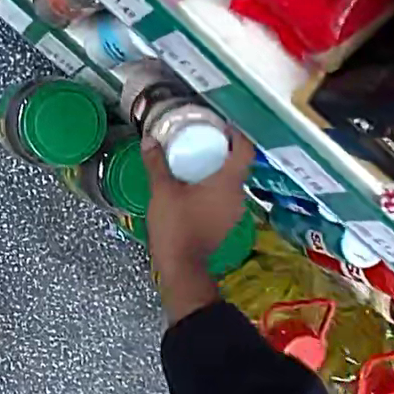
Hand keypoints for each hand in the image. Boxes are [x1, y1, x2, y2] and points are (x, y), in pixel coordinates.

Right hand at [144, 130, 254, 323]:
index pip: (245, 149)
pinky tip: (195, 187)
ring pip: (232, 183)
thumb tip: (149, 140)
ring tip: (196, 161)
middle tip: (202, 139)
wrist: (181, 267)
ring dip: (218, 171)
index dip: (237, 133)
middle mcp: (238, 195)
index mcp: (228, 182)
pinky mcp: (226, 225)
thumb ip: (156, 164)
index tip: (222, 125)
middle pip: (238, 165)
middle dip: (223, 151)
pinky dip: (215, 188)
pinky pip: (225, 198)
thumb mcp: (162, 191)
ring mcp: (234, 212)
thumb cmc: (175, 226)